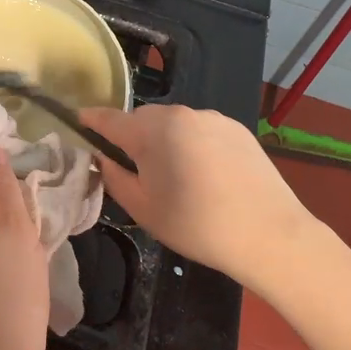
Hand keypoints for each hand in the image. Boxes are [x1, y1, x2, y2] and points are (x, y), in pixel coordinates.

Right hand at [80, 104, 314, 276]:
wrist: (271, 235)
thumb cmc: (198, 226)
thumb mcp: (144, 210)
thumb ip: (114, 178)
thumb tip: (104, 159)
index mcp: (151, 131)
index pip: (109, 118)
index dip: (91, 120)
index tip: (78, 121)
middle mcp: (179, 114)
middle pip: (143, 120)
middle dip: (133, 138)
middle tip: (137, 171)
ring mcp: (211, 118)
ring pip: (173, 124)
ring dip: (165, 141)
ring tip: (178, 178)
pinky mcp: (236, 129)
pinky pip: (201, 130)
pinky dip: (193, 145)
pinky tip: (207, 176)